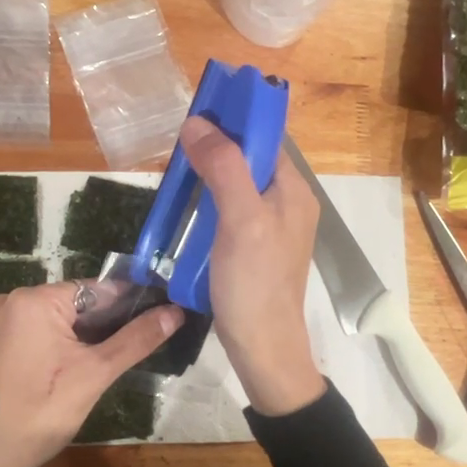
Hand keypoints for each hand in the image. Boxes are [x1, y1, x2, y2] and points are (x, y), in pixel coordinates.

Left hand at [0, 282, 180, 466]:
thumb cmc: (45, 410)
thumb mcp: (96, 373)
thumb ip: (136, 339)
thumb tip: (175, 312)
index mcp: (34, 300)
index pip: (95, 290)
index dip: (128, 304)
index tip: (158, 316)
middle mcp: (13, 300)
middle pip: (76, 302)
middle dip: (107, 321)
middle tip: (141, 343)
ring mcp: (1, 320)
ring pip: (59, 317)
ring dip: (86, 334)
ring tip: (116, 355)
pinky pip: (40, 330)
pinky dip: (63, 342)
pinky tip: (83, 362)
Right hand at [177, 116, 326, 415]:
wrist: (262, 349)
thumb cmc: (254, 284)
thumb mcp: (240, 220)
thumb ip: (223, 168)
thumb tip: (196, 123)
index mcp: (293, 190)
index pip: (264, 137)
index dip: (232, 121)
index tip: (193, 117)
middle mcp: (287, 203)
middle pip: (248, 160)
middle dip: (214, 148)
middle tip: (174, 151)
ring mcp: (270, 228)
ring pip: (236, 186)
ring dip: (207, 176)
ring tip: (173, 176)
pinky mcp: (253, 250)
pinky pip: (229, 212)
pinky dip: (207, 204)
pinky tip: (184, 211)